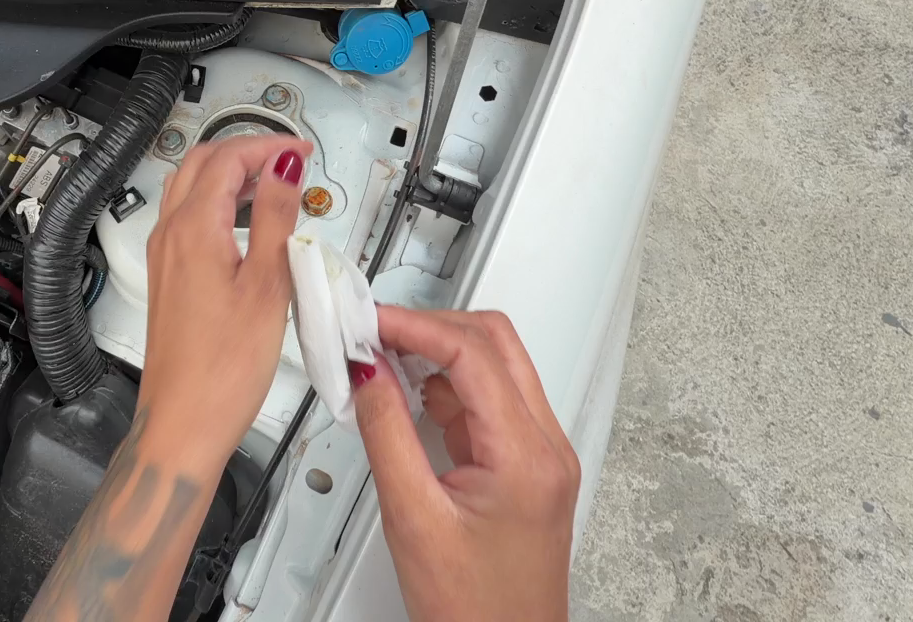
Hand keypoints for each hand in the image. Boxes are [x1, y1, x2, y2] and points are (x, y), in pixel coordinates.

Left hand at [138, 134, 312, 465]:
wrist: (183, 422)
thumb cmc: (225, 367)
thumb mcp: (268, 285)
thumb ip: (278, 217)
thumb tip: (285, 166)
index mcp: (194, 228)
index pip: (228, 158)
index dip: (268, 145)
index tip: (303, 151)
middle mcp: (170, 233)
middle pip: (203, 163)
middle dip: (248, 151)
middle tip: (291, 161)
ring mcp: (164, 254)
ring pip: (192, 188)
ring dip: (231, 174)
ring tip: (275, 185)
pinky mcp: (168, 274)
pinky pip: (188, 216)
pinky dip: (219, 201)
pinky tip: (249, 224)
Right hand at [352, 307, 580, 621]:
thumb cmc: (473, 611)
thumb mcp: (412, 516)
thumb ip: (386, 430)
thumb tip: (367, 369)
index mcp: (527, 458)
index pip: (472, 354)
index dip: (415, 326)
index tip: (371, 321)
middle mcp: (545, 446)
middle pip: (493, 341)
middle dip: (430, 324)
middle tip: (377, 329)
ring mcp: (538, 452)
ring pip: (492, 361)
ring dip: (437, 348)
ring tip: (384, 356)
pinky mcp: (522, 459)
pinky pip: (484, 394)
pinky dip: (442, 379)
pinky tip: (407, 391)